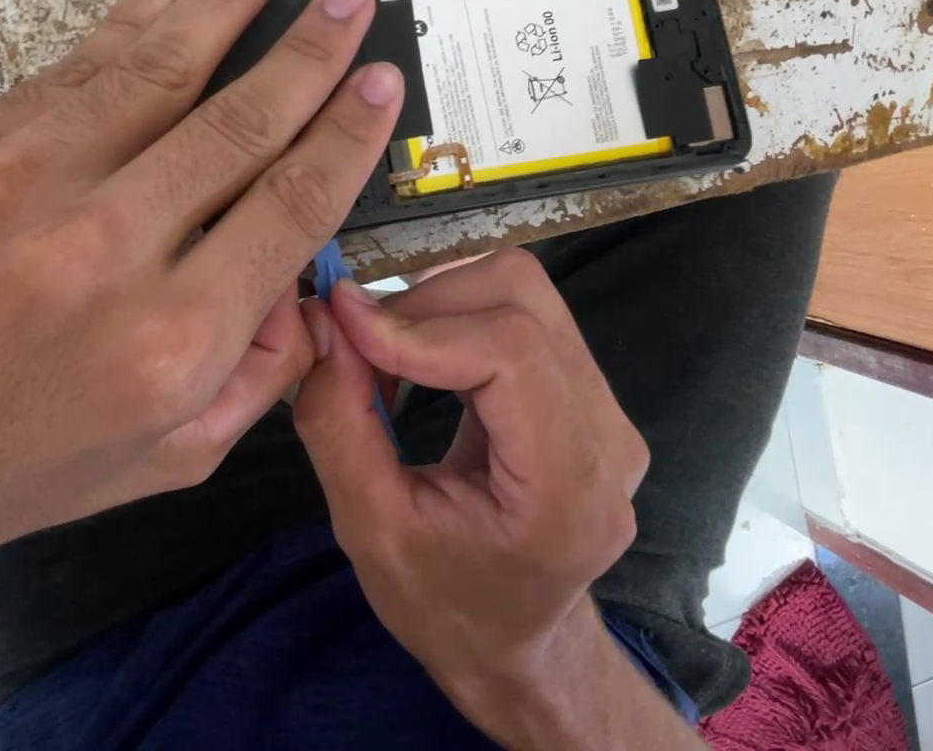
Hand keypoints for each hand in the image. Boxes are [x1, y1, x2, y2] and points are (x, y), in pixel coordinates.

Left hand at [0, 0, 403, 747]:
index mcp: (173, 338)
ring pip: (151, 71)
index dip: (347, 136)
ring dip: (220, 4)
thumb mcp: (169, 459)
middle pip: (237, 124)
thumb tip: (302, 280)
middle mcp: (106, 248)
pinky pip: (62, 73)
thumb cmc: (19, 473)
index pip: (291, 206)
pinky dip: (122, 24)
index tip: (380, 82)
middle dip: (307, 51)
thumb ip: (260, 373)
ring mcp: (19, 187)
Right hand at [294, 250, 661, 747]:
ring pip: (522, 291)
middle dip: (424, 304)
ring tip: (385, 355)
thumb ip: (338, 420)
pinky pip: (521, 312)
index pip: (510, 351)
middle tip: (358, 344)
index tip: (341, 322)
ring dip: (436, 303)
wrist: (513, 641)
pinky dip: (454, 314)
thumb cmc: (440, 603)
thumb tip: (325, 318)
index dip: (418, 325)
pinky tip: (418, 359)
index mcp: (567, 487)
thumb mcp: (366, 528)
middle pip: (520, 299)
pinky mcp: (587, 390)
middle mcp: (608, 435)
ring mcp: (607, 407)